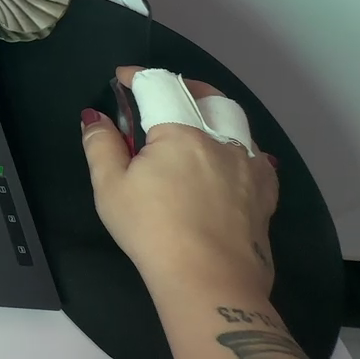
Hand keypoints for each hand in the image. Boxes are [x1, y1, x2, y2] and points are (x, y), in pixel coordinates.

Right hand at [80, 66, 279, 298]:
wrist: (210, 283)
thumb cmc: (152, 229)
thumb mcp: (109, 183)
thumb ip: (100, 143)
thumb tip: (95, 118)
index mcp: (183, 134)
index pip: (160, 87)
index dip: (137, 75)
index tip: (121, 77)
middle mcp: (223, 143)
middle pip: (210, 97)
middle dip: (182, 85)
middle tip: (157, 90)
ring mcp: (250, 171)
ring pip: (238, 124)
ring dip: (211, 112)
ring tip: (188, 121)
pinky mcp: (264, 197)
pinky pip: (255, 156)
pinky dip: (236, 144)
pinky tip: (223, 156)